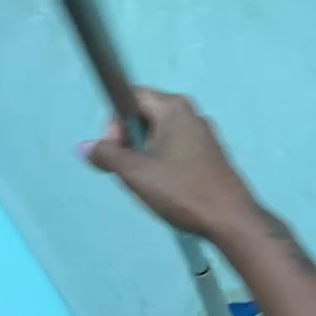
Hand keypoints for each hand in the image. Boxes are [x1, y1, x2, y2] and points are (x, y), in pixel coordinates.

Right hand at [82, 89, 259, 239]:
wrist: (231, 220)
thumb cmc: (182, 191)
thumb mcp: (136, 173)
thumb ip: (107, 155)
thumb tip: (84, 147)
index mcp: (174, 107)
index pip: (130, 96)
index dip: (114, 121)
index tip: (114, 150)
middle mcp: (191, 114)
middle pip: (145, 116)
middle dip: (128, 141)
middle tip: (127, 171)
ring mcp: (204, 136)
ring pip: (160, 137)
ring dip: (145, 157)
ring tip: (147, 184)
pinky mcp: (211, 157)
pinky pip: (176, 151)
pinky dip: (163, 165)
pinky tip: (166, 190)